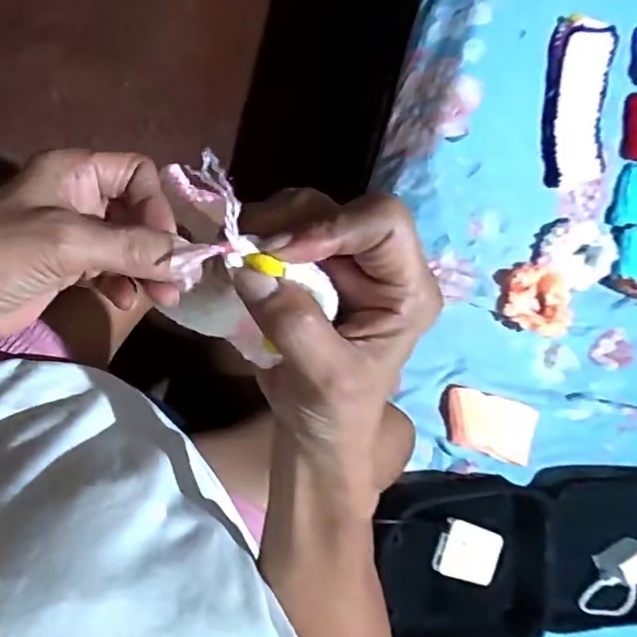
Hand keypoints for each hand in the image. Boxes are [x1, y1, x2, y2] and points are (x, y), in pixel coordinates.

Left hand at [0, 149, 181, 346]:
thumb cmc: (4, 256)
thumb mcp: (69, 243)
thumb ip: (131, 246)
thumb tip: (189, 257)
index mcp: (70, 169)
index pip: (135, 172)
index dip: (156, 204)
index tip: (165, 243)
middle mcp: (72, 194)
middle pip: (134, 209)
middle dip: (156, 243)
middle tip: (176, 281)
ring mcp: (68, 231)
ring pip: (123, 242)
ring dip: (144, 266)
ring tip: (159, 297)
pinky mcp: (63, 265)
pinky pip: (106, 266)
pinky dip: (120, 281)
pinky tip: (122, 300)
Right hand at [232, 190, 440, 499]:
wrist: (314, 428)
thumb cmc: (334, 410)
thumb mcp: (322, 376)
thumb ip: (291, 323)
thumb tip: (247, 269)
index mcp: (404, 289)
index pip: (382, 224)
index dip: (330, 227)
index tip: (276, 252)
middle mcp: (375, 265)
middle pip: (336, 209)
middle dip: (287, 222)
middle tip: (241, 247)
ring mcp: (336, 264)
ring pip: (301, 211)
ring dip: (263, 225)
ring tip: (234, 251)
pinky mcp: (302, 268)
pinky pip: (275, 231)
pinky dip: (249, 236)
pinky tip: (232, 257)